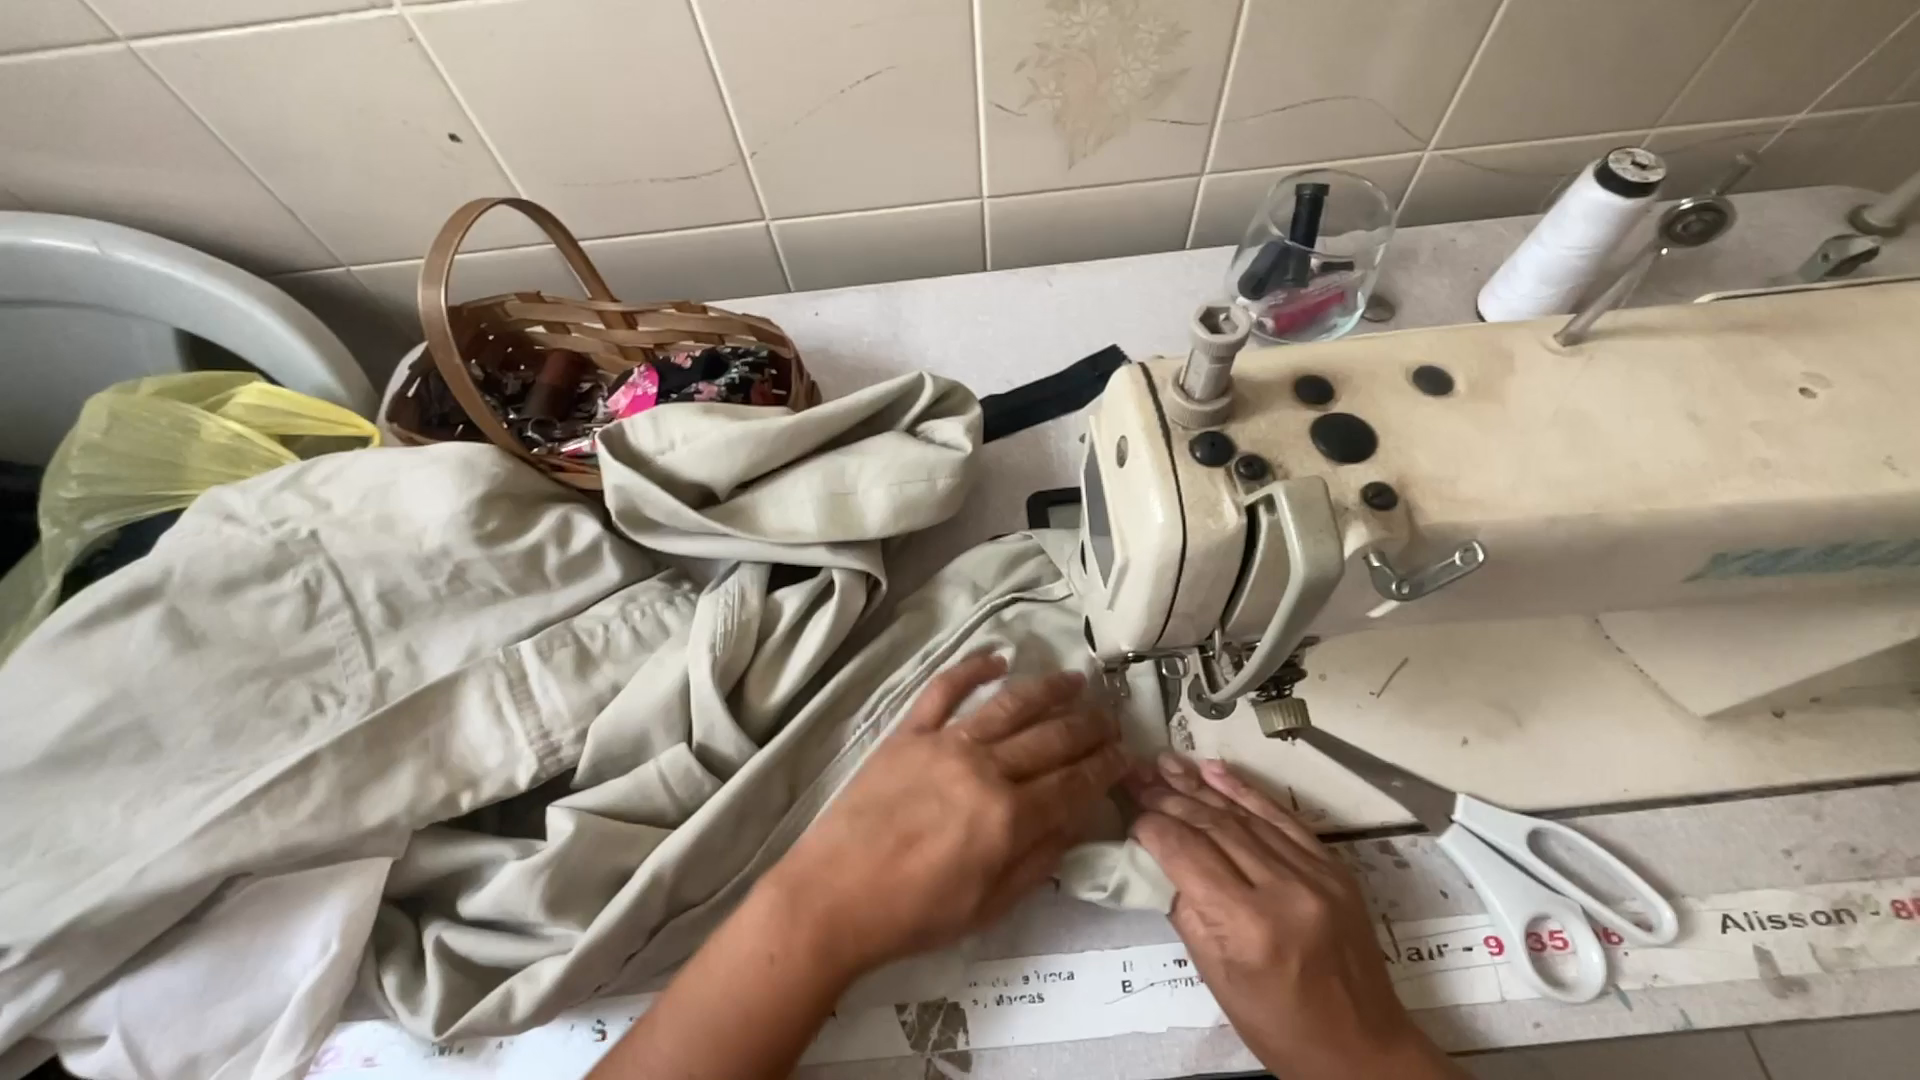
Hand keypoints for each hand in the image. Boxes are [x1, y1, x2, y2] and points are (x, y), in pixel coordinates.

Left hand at [767, 652, 1128, 975]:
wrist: (833, 897)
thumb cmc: (913, 914)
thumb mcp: (989, 905)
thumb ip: (1039, 859)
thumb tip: (1078, 820)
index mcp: (1008, 817)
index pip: (1072, 783)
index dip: (1105, 767)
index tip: (1127, 753)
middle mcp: (984, 770)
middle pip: (1050, 738)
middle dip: (1089, 726)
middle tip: (1111, 716)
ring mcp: (944, 744)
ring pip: (1009, 705)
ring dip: (1048, 689)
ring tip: (1075, 679)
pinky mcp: (908, 733)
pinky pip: (944, 690)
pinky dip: (973, 669)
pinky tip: (999, 658)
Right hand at [1129, 754, 1461, 1079]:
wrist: (1364, 1050)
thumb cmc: (1280, 1027)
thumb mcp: (1216, 978)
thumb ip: (1185, 911)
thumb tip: (1156, 860)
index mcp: (1248, 925)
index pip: (1185, 853)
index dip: (1151, 827)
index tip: (1129, 815)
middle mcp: (1283, 889)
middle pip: (1212, 826)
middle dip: (1169, 798)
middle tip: (1137, 777)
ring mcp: (1314, 873)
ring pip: (1244, 815)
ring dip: (1200, 786)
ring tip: (1166, 763)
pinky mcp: (1333, 866)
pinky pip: (1282, 817)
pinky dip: (1246, 791)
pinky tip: (1215, 770)